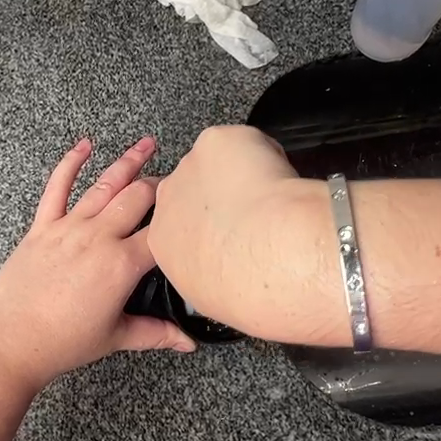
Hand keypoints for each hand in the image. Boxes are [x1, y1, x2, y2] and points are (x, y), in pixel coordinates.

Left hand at [0, 136, 196, 390]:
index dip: (180, 218)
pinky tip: (84, 145)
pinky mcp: (42, 227)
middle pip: (139, 197)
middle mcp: (98, 238)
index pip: (162, 233)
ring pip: (105, 185)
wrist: (9, 342)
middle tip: (175, 182)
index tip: (192, 210)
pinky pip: (57, 187)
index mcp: (121, 266)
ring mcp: (68, 228)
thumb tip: (187, 342)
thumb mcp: (116, 338)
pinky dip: (70, 163)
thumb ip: (156, 333)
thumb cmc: (60, 343)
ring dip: (129, 161)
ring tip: (147, 145)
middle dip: (160, 185)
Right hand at [149, 126, 344, 343]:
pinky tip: (277, 178)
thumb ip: (206, 275)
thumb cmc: (245, 284)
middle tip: (252, 213)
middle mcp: (169, 199)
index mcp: (163, 241)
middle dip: (217, 194)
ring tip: (271, 199)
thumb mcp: (211, 299)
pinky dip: (263, 151)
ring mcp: (190, 166)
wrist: (269, 255)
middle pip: (192, 187)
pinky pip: (242, 140)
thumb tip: (223, 275)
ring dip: (242, 172)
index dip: (205, 223)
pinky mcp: (214, 141)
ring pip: (219, 161)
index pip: (177, 222)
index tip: (226, 228)